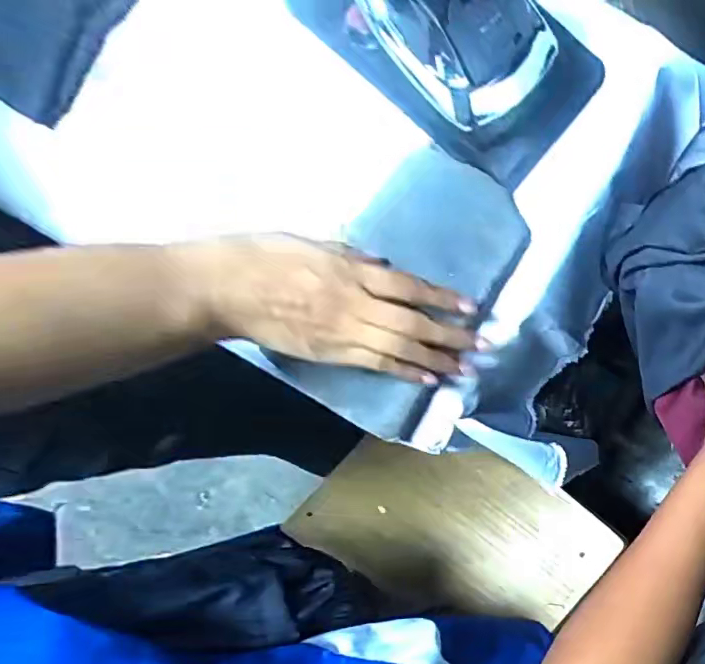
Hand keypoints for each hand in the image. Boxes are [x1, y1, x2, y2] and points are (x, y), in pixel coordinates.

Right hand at [175, 234, 484, 383]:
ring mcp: (345, 332)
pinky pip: (378, 365)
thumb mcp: (309, 241)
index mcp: (350, 272)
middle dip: (452, 335)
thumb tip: (387, 265)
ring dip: (438, 360)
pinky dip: (406, 372)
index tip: (472, 307)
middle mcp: (355, 303)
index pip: (408, 287)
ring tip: (467, 369)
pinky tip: (430, 380)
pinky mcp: (334, 354)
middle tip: (485, 346)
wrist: (219, 288)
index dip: (442, 298)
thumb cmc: (260, 255)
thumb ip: (351, 255)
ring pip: (402, 349)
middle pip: (414, 323)